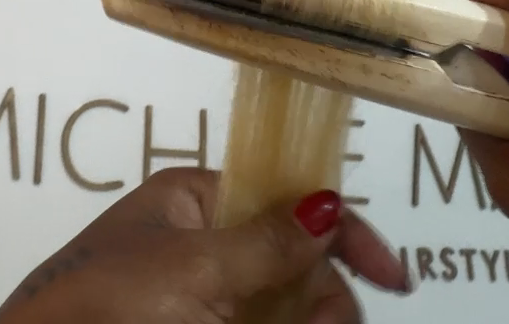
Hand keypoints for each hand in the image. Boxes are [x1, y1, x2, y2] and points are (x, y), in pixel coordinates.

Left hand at [0, 168, 409, 323]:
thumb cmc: (113, 300)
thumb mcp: (194, 268)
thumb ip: (266, 244)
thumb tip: (330, 201)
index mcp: (192, 200)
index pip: (279, 196)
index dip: (339, 227)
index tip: (394, 277)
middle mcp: (202, 242)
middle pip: (290, 259)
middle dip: (325, 294)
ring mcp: (202, 294)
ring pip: (281, 305)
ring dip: (309, 318)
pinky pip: (260, 320)